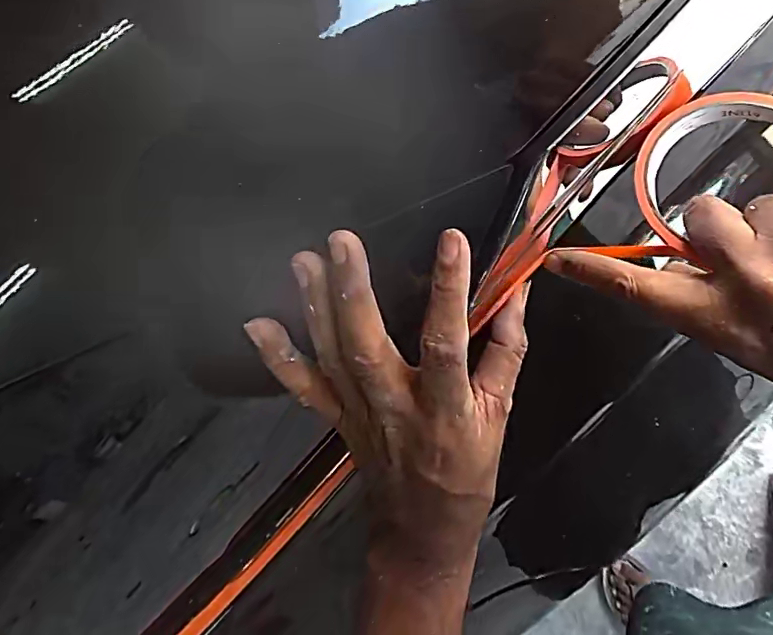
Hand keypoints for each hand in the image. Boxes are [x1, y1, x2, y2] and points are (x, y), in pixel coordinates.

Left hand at [244, 229, 528, 574]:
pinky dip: (277, 357)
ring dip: (315, 306)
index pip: (447, 342)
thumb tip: (515, 290)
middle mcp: (395, 407)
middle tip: (342, 242)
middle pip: (368, 347)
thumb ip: (506, 348)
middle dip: (353, 292)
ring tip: (305, 261)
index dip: (450, 290)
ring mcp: (358, 412)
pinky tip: (257, 324)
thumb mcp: (501, 412)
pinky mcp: (335, 416)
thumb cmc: (467, 468)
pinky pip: (302, 387)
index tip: (451, 241)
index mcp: (445, 407)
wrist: (422, 531)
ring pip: (331, 357)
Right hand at [545, 173, 772, 445]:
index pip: (641, 291)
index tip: (557, 257)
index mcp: (736, 327)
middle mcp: (751, 278)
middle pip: (699, 216)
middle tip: (770, 250)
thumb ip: (739, 321)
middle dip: (725, 226)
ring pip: (759, 201)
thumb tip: (711, 285)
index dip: (594, 271)